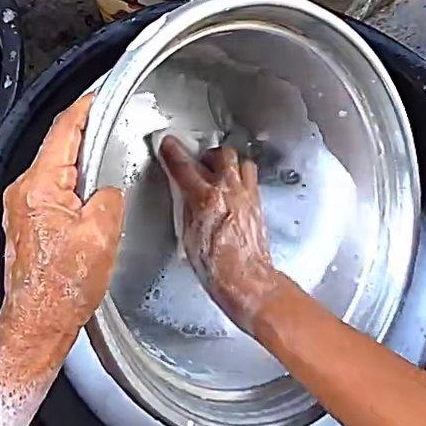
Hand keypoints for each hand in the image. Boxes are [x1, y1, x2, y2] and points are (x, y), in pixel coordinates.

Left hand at [0, 95, 125, 357]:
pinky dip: (71, 182)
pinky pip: (51, 188)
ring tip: (104, 159)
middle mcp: (22, 192)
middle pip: (56, 147)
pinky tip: (89, 192)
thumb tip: (106, 189)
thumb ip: (107, 196)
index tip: (97, 96)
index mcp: (38, 187)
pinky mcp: (26, 220)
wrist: (38, 321)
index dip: (83, 109)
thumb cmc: (62, 288)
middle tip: (109, 123)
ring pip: (54, 169)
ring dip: (79, 161)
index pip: (62, 132)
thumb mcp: (101, 233)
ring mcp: (20, 206)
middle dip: (84, 133)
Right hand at [156, 138, 294, 332]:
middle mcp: (229, 191)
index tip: (168, 144)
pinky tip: (233, 188)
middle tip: (197, 161)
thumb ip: (186, 208)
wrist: (247, 281)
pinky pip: (250, 177)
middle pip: (220, 154)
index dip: (173, 152)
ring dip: (227, 163)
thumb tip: (183, 193)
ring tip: (218, 171)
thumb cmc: (218, 268)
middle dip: (206, 154)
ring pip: (240, 161)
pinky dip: (240, 177)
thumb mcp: (188, 237)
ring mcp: (246, 195)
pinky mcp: (258, 203)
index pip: (184, 166)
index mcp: (206, 199)